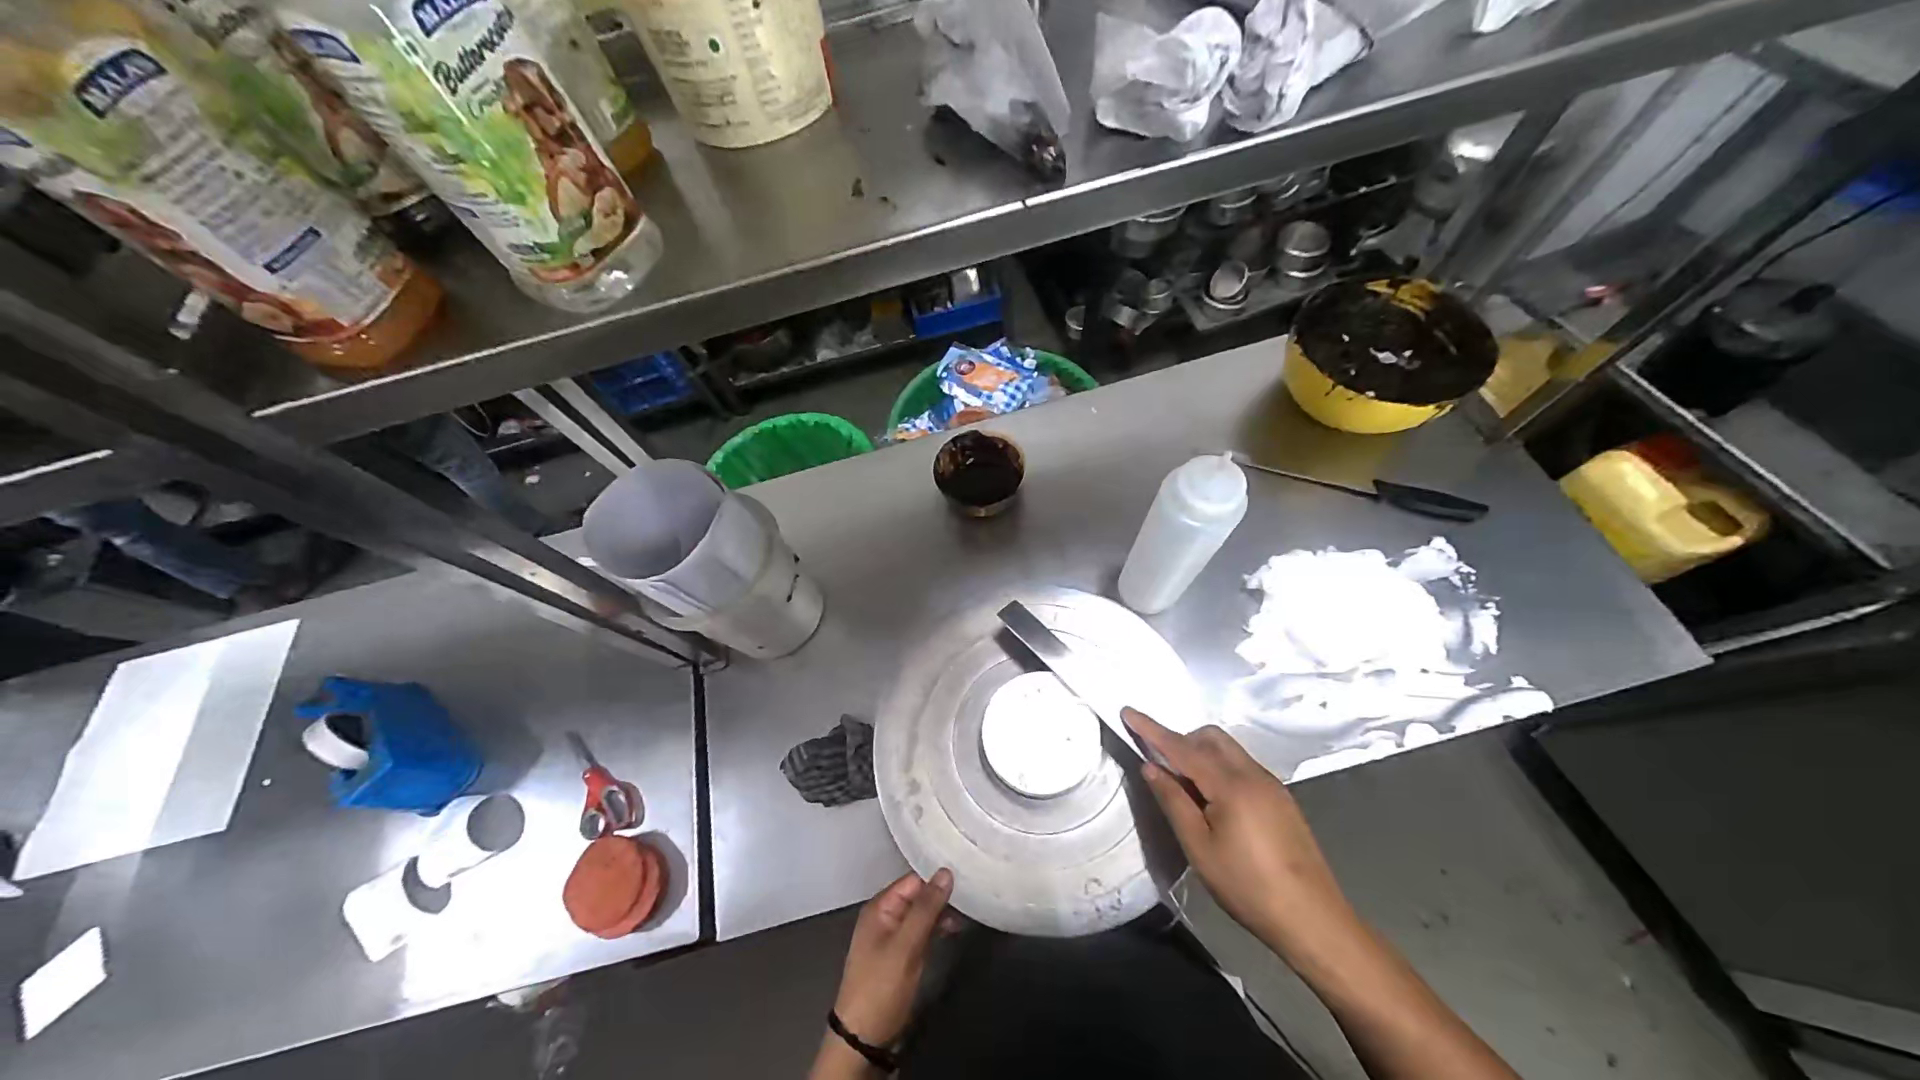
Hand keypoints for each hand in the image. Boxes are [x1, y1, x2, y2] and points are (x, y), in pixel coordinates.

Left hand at [830, 868, 953, 1047]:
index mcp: (880, 908)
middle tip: (972, 896)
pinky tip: (954, 930)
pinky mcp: (902, 954)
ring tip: (967, 915)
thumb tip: (945, 872)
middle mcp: (886, 916)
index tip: (966, 876)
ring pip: (922, 914)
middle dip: (942, 895)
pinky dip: (937, 928)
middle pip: (918, 896)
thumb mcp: (905, 946)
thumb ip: (926, 908)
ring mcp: (894, 936)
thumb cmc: (881, 986)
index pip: (913, 881)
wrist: (864, 1037)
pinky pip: (922, 931)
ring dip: (942, 913)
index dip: (937, 878)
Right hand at [1125, 708, 1358, 962]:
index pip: (1182, 747)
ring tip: (1185, 787)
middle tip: (1159, 763)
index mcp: (1231, 784)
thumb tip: (1151, 767)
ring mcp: (1272, 786)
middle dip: (1181, 739)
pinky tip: (1214, 800)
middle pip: (1211, 737)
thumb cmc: (1247, 887)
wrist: (1313, 920)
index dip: (1152, 730)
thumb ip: (1173, 801)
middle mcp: (1254, 774)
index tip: (1127, 711)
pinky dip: (1220, 768)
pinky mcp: (1282, 800)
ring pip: (1229, 750)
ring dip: (1201, 753)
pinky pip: (1243, 766)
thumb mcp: (1199, 848)